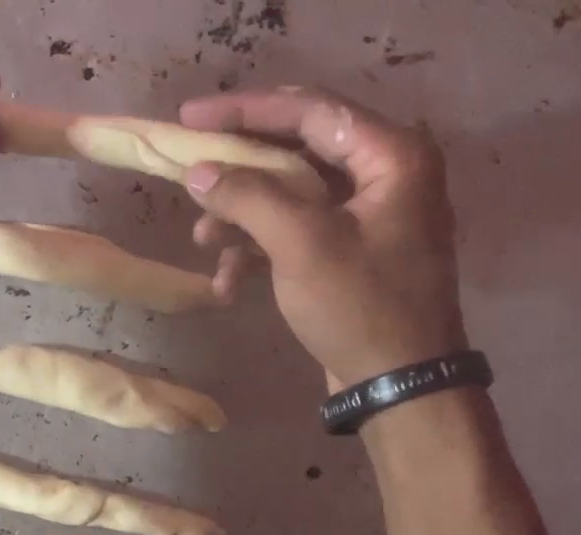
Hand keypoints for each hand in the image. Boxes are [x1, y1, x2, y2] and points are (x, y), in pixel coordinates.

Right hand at [179, 87, 467, 390]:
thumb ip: (251, 199)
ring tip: (204, 242)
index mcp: (390, 156)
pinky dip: (254, 250)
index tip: (189, 118)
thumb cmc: (358, 304)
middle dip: (237, 172)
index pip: (310, 113)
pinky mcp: (344, 249)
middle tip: (186, 177)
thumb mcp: (301, 245)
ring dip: (239, 217)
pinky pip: (289, 232)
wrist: (394, 377)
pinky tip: (227, 283)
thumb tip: (199, 171)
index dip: (246, 111)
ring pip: (285, 195)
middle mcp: (383, 174)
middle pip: (295, 151)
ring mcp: (364, 214)